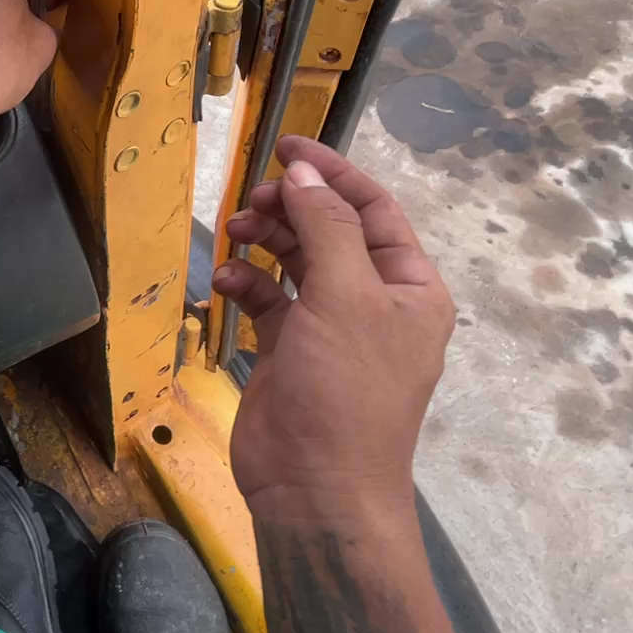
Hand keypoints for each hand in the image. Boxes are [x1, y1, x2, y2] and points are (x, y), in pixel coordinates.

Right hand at [213, 136, 453, 517]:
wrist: (314, 485)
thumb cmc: (345, 388)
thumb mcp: (344, 297)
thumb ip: (326, 226)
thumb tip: (304, 173)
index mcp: (407, 286)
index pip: (372, 209)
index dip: (331, 172)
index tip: (285, 147)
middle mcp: (371, 299)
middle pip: (328, 229)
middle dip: (289, 209)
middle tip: (251, 204)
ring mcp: (328, 323)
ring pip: (294, 258)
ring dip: (263, 241)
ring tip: (233, 236)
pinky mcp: (289, 344)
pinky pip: (267, 296)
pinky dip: (245, 283)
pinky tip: (225, 284)